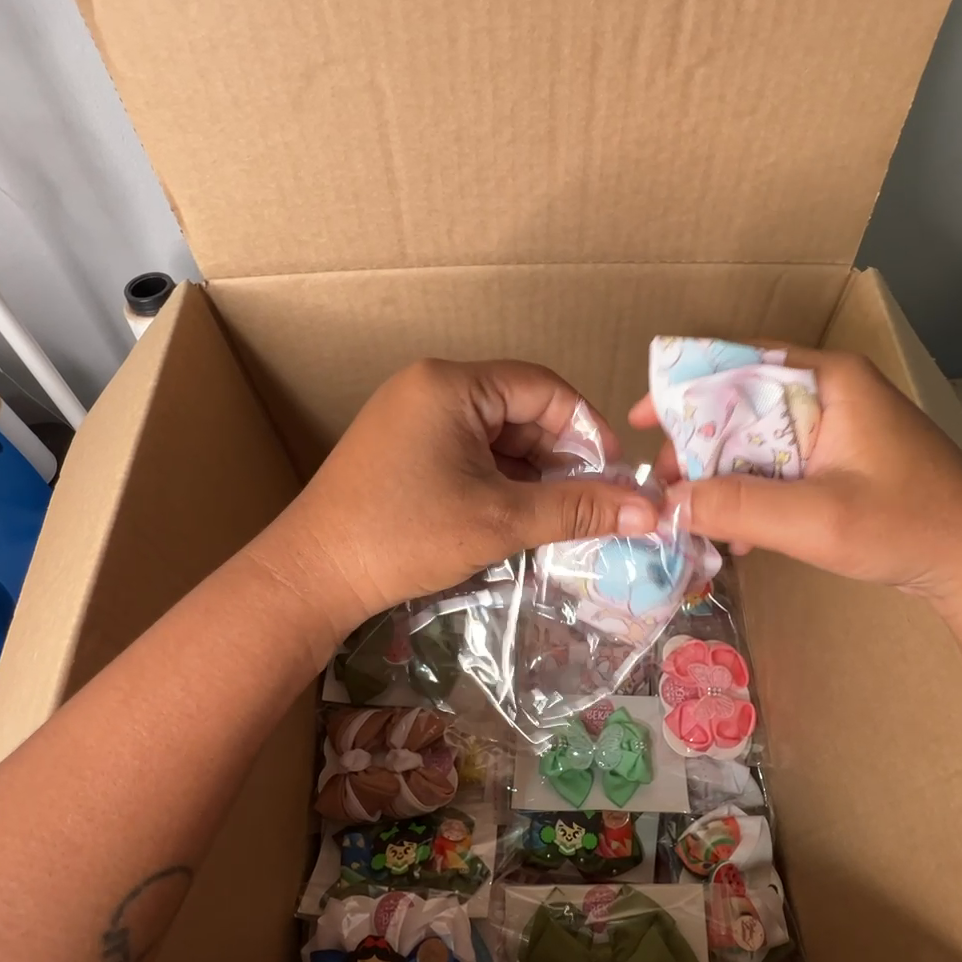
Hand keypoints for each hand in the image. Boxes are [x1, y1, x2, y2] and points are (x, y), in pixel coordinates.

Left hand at [254, 359, 659, 640]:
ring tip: (562, 516)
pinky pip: (469, 452)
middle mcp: (431, 387)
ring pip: (497, 436)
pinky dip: (500, 481)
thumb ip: (576, 509)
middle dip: (560, 456)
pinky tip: (521, 516)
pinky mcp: (404, 448)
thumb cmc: (405, 537)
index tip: (615, 476)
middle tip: (593, 503)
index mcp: (452, 385)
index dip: (587, 429)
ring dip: (533, 473)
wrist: (312, 577)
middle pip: (520, 410)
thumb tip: (649, 511)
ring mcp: (413, 417)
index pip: (543, 388)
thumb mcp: (499, 521)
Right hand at [629, 344, 961, 601]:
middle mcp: (826, 389)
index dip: (680, 386)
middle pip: (737, 401)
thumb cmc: (908, 525)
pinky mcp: (835, 457)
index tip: (639, 421)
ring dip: (720, 475)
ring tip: (697, 517)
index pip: (734, 360)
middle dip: (696, 445)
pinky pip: (774, 464)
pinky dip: (750, 492)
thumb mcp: (816, 518)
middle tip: (667, 488)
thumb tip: (665, 503)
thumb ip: (737, 507)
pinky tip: (742, 535)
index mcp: (826, 377)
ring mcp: (832, 424)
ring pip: (752, 437)